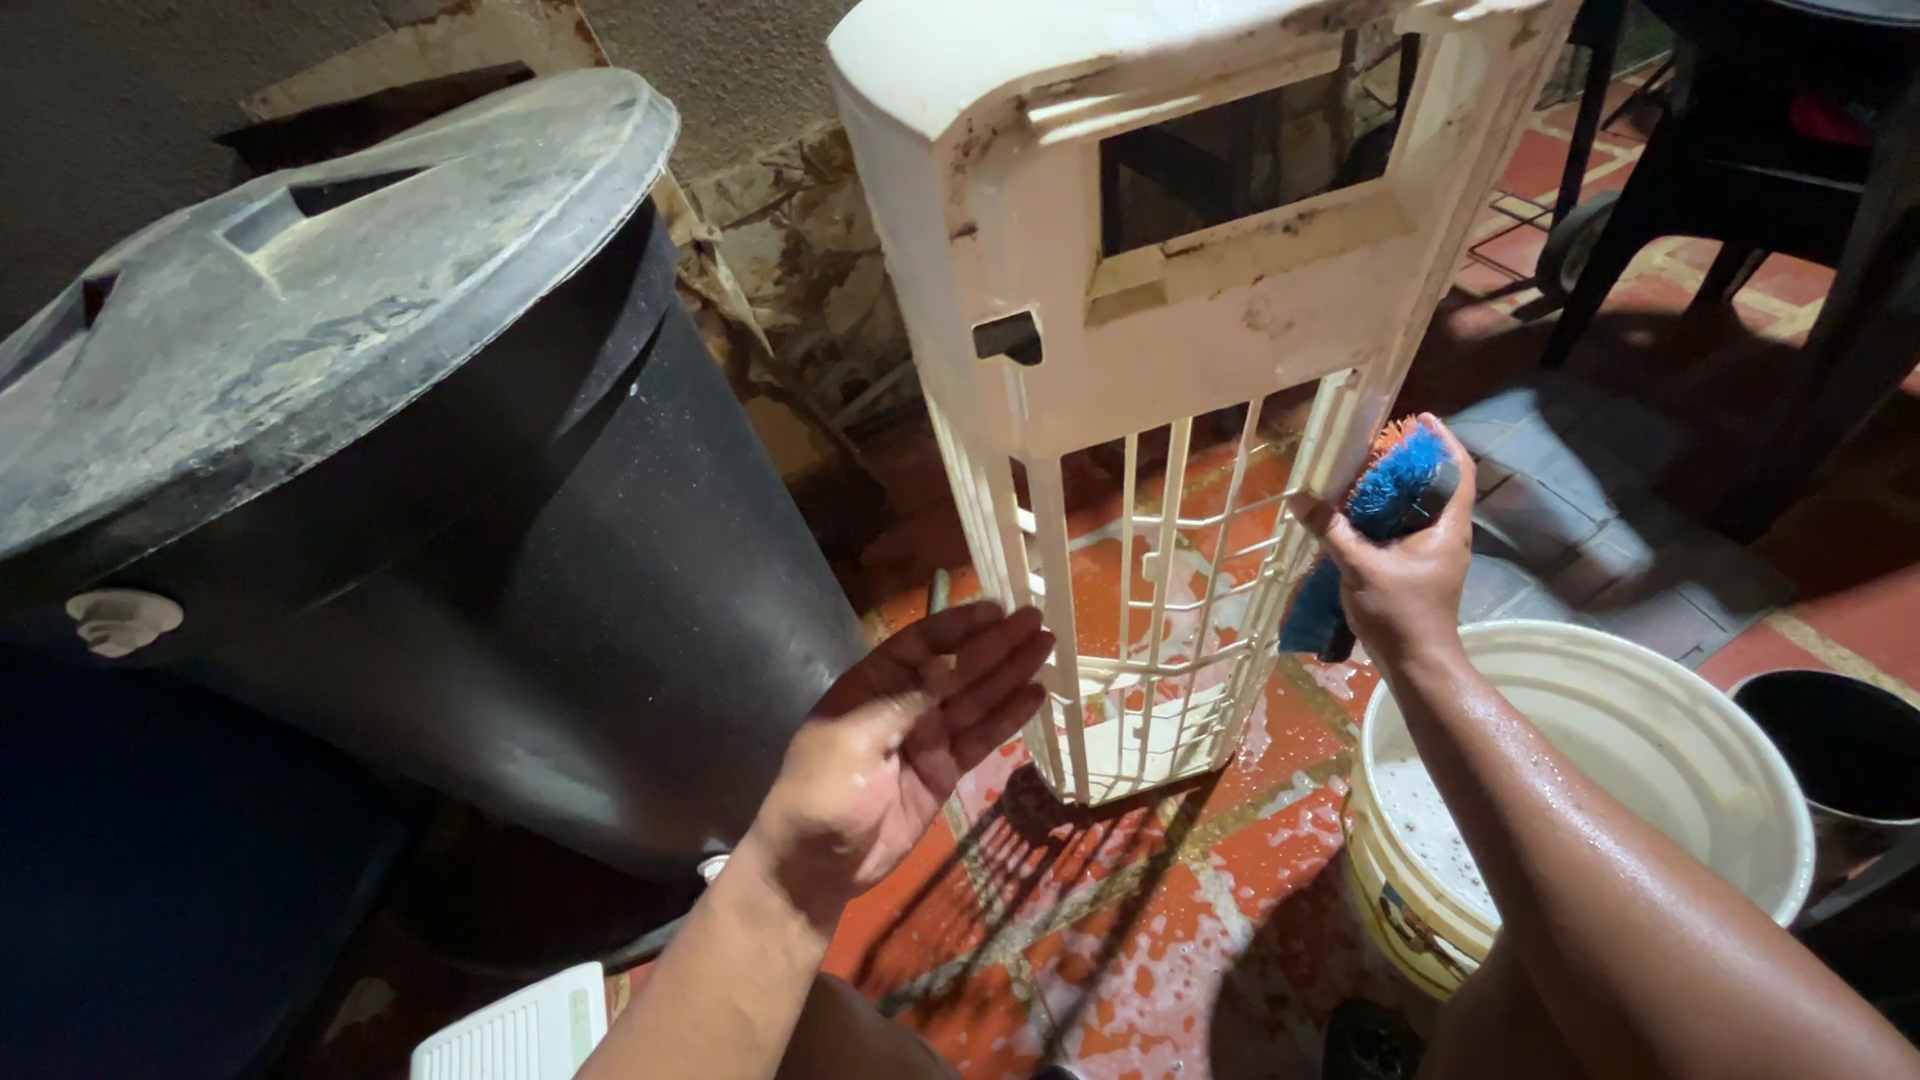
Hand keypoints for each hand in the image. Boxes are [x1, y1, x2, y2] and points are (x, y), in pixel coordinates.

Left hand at [743, 602, 1052, 918]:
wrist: (817, 866)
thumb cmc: (823, 794)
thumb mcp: (854, 741)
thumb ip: (904, 703)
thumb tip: (947, 665)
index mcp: (873, 684)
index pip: (922, 643)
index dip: (959, 626)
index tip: (997, 610)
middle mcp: (904, 703)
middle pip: (957, 667)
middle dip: (995, 644)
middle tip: (1036, 621)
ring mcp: (928, 737)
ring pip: (976, 698)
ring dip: (1011, 673)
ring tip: (1045, 646)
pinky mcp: (946, 770)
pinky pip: (982, 737)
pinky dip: (1008, 717)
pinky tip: (1035, 694)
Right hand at [1285, 414, 1476, 664]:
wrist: (1417, 663)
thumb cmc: (1400, 614)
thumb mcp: (1361, 568)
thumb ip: (1332, 531)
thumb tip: (1300, 498)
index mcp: (1448, 528)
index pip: (1457, 470)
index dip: (1443, 441)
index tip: (1420, 419)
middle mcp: (1447, 535)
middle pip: (1436, 485)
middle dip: (1408, 462)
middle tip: (1374, 447)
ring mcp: (1434, 553)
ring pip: (1417, 508)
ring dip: (1392, 490)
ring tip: (1359, 475)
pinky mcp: (1417, 569)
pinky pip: (1402, 528)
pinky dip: (1382, 515)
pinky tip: (1354, 516)